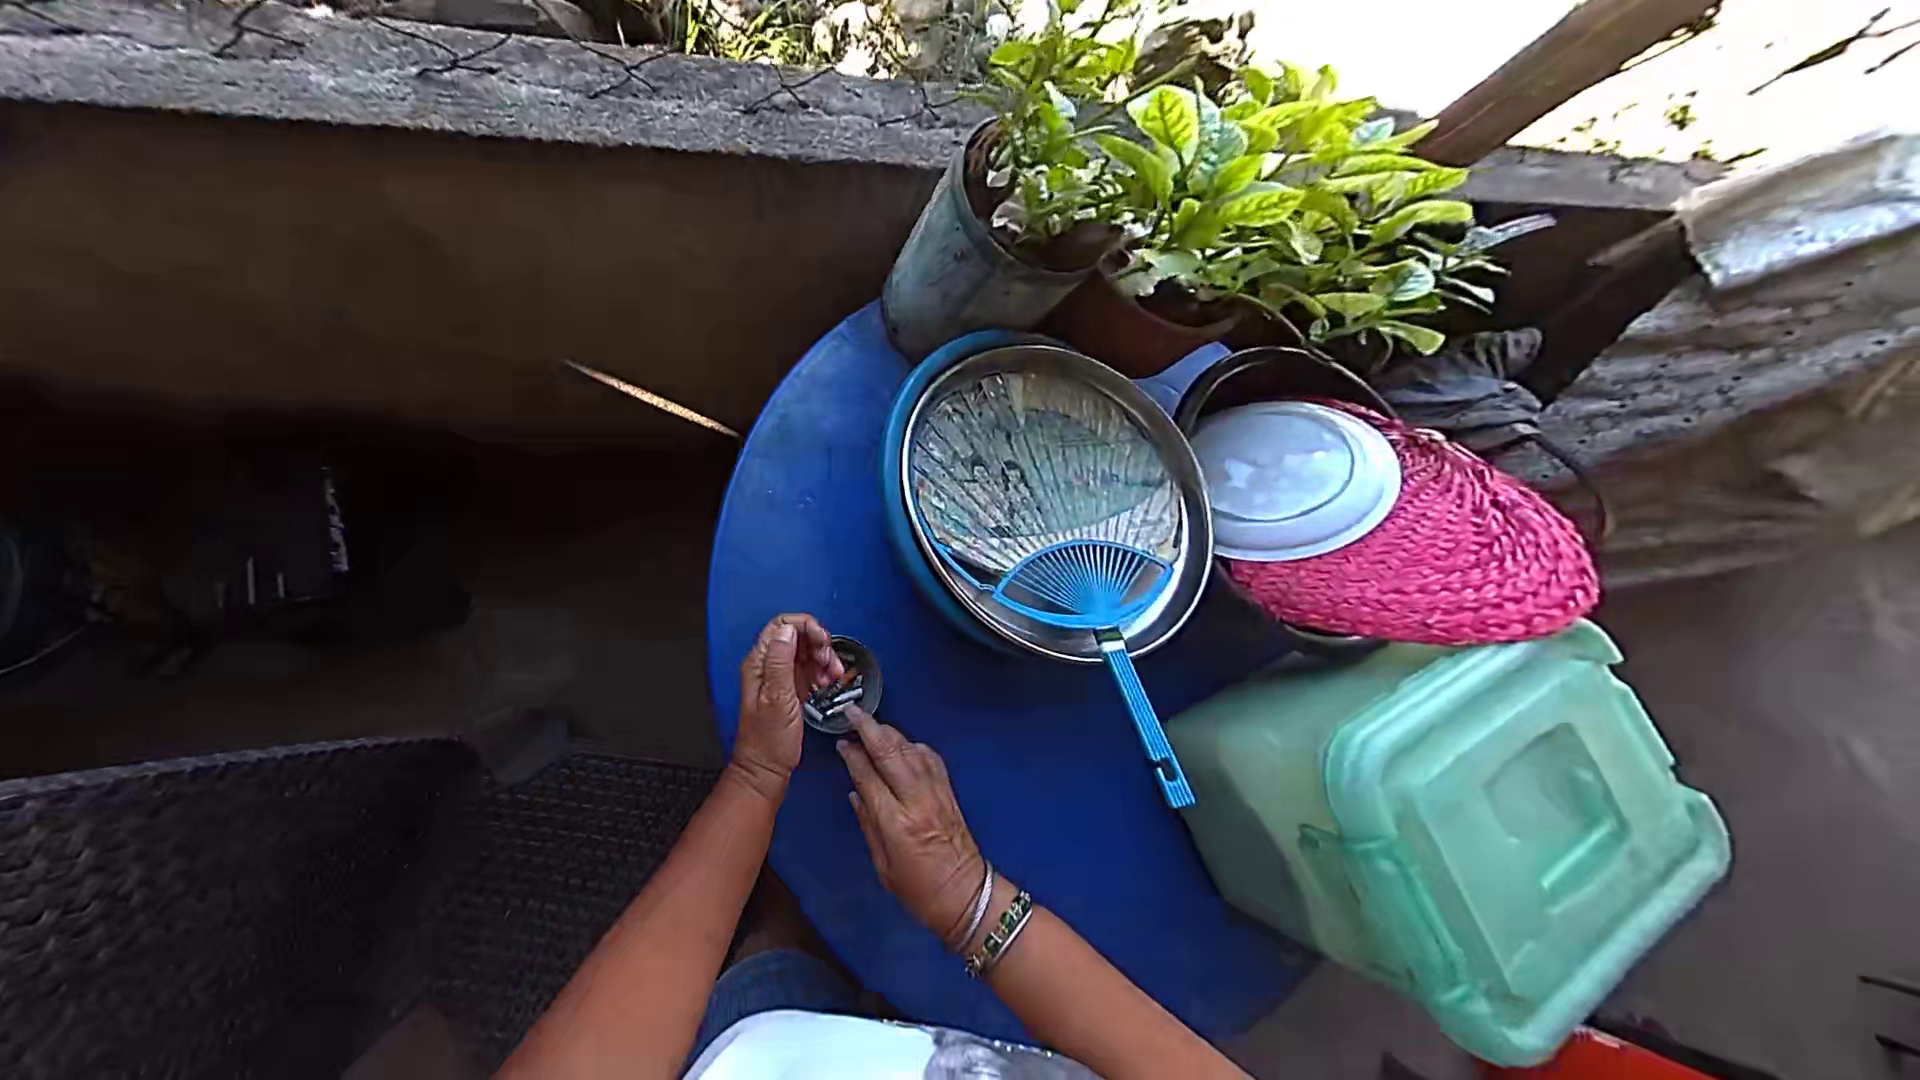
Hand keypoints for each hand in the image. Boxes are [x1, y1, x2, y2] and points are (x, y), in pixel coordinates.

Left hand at [733, 613, 842, 797]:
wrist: (766, 769)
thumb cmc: (767, 741)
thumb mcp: (777, 697)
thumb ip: (781, 661)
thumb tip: (787, 631)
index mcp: (760, 663)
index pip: (782, 625)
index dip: (806, 626)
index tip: (822, 641)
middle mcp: (768, 665)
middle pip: (798, 635)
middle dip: (819, 644)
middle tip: (829, 661)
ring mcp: (781, 676)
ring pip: (807, 651)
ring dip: (825, 659)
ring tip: (833, 675)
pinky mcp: (792, 687)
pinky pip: (811, 668)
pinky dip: (823, 671)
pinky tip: (828, 683)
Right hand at [838, 708, 986, 949]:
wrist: (965, 894)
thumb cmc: (918, 889)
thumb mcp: (882, 865)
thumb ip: (868, 824)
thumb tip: (855, 792)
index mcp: (896, 822)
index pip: (868, 777)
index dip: (852, 756)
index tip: (841, 742)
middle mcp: (917, 799)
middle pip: (890, 753)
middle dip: (869, 729)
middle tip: (852, 712)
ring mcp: (936, 791)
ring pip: (910, 750)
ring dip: (889, 733)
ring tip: (871, 724)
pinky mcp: (948, 789)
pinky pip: (929, 757)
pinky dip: (912, 745)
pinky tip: (901, 743)